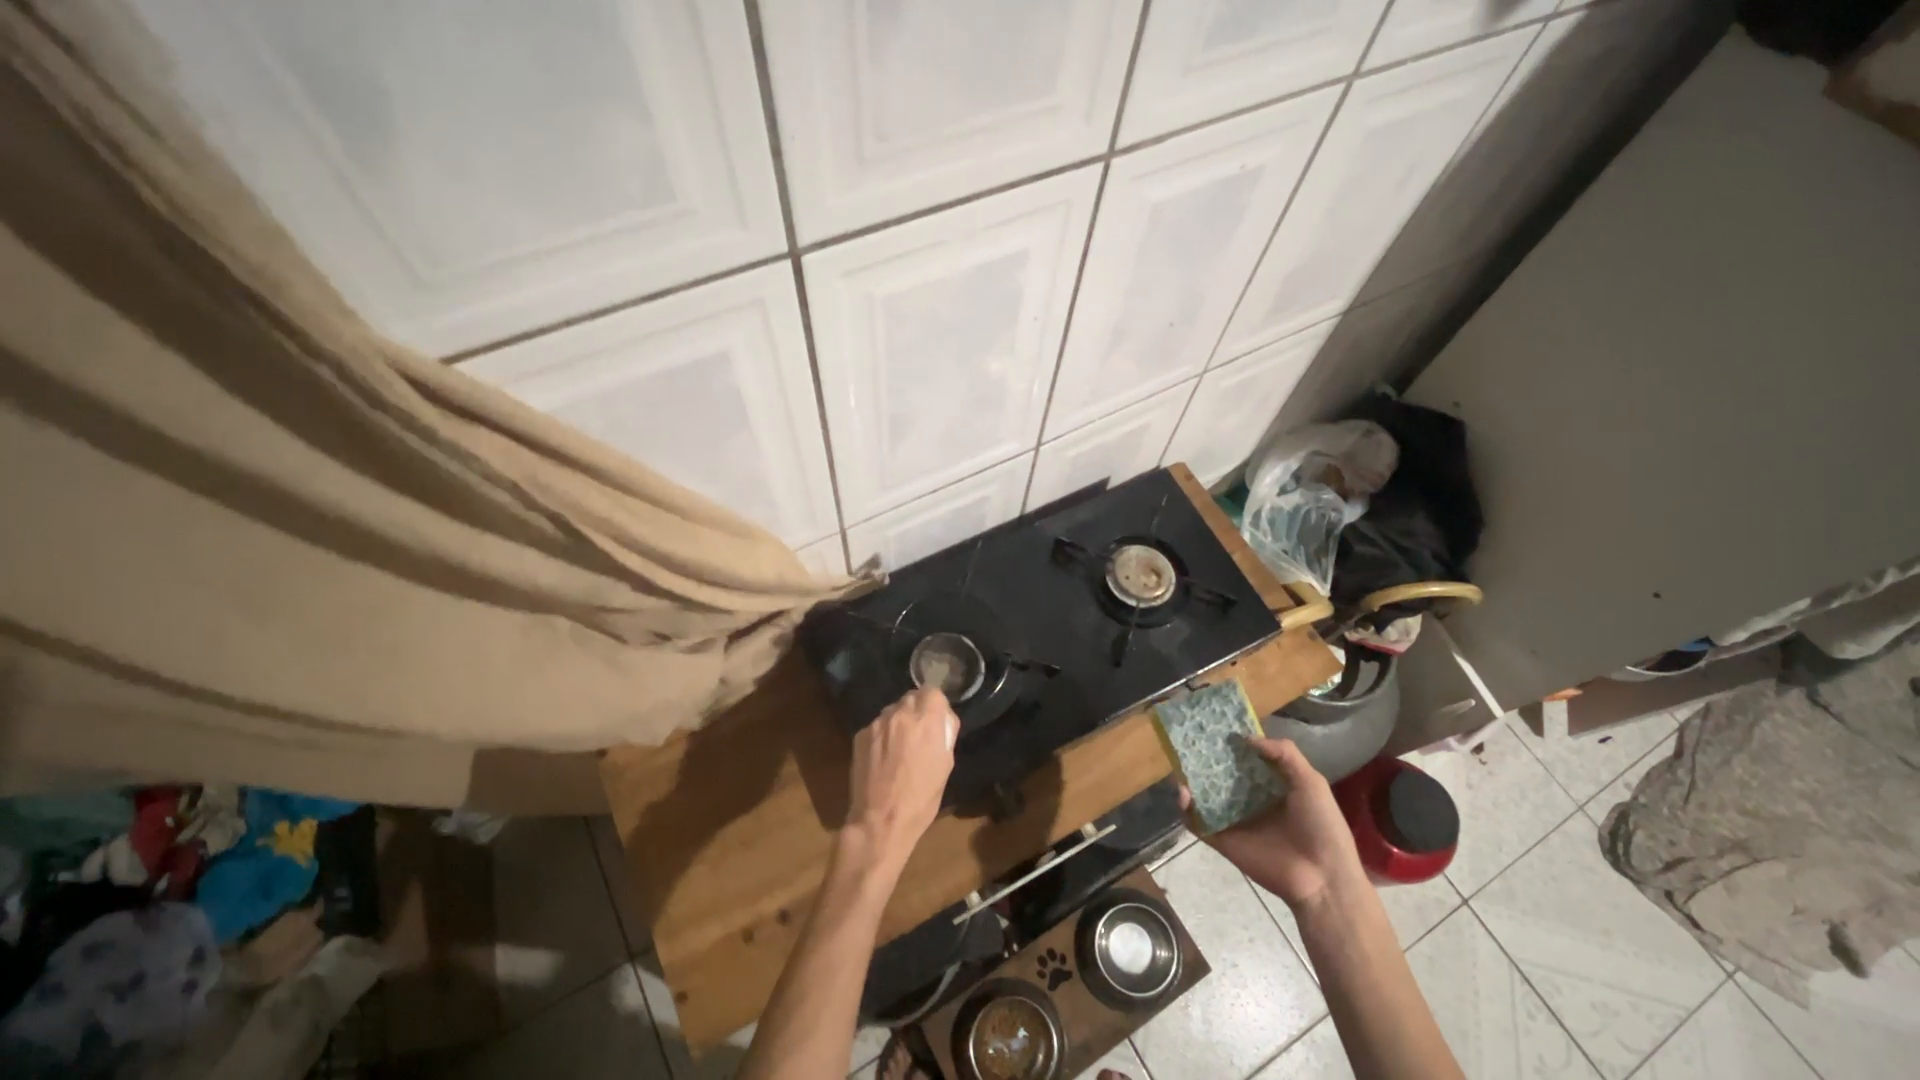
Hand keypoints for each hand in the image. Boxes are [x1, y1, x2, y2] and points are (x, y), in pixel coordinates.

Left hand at [844, 687, 958, 871]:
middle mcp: (900, 715)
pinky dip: (882, 736)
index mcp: (926, 721)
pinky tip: (882, 759)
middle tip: (919, 734)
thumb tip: (941, 721)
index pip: (933, 691)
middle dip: (917, 711)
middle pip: (911, 698)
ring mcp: (876, 724)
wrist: (880, 820)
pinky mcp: (859, 736)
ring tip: (899, 749)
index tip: (937, 720)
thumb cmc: (921, 798)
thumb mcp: (945, 765)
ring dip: (898, 722)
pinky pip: (876, 727)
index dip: (936, 704)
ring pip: (892, 712)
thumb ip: (943, 735)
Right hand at [1182, 737, 1363, 911]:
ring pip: (1204, 797)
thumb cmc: (1321, 824)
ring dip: (1190, 782)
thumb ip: (1283, 753)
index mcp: (1271, 785)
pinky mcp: (1222, 840)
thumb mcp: (1310, 781)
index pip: (1245, 760)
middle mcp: (1249, 800)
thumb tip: (1244, 738)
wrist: (1321, 876)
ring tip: (1182, 768)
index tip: (1215, 728)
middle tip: (1189, 743)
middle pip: (1221, 776)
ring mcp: (1234, 820)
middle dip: (1205, 760)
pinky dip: (1186, 809)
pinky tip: (1183, 794)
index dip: (1232, 744)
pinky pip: (1197, 823)